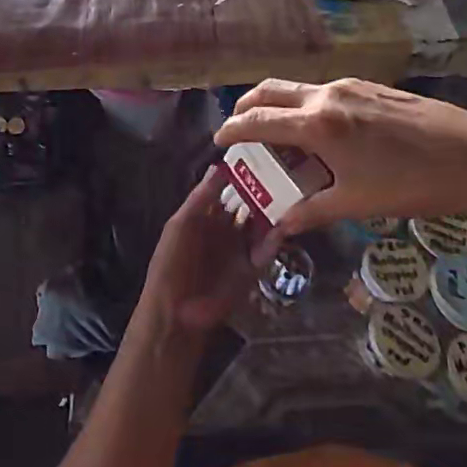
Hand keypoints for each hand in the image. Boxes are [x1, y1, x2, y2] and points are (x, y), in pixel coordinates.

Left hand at [137, 166, 284, 336]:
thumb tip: (218, 166)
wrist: (177, 312)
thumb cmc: (172, 263)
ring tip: (294, 193)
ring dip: (274, 213)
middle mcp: (223, 230)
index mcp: (203, 217)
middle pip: (248, 206)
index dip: (241, 176)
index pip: (226, 191)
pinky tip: (285, 224)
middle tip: (288, 171)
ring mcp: (239, 249)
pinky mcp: (253, 269)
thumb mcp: (182, 224)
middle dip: (264, 192)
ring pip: (262, 226)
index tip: (263, 155)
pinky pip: (268, 249)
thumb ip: (201, 197)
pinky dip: (276, 237)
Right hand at [214, 78, 466, 233]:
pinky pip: (321, 92)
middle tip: (239, 130)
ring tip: (279, 137)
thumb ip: (312, 211)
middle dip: (246, 108)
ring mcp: (349, 87)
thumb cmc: (415, 183)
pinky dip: (304, 107)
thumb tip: (281, 226)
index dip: (232, 131)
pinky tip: (321, 134)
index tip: (219, 142)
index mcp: (317, 123)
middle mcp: (326, 96)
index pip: (256, 121)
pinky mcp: (370, 87)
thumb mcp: (358, 202)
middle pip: (268, 91)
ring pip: (295, 89)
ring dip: (276, 107)